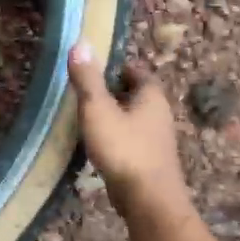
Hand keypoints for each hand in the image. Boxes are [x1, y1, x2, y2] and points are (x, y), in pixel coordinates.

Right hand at [67, 40, 190, 213]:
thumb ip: (87, 79)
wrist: (147, 197)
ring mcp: (155, 138)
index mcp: (151, 98)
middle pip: (138, 94)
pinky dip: (115, 131)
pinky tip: (95, 139)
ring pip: (134, 115)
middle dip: (115, 88)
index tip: (94, 66)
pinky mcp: (147, 157)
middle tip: (84, 86)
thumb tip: (80, 43)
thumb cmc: (123, 148)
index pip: (139, 73)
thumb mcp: (98, 109)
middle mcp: (159, 115)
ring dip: (114, 111)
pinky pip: (130, 135)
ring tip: (85, 111)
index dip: (119, 67)